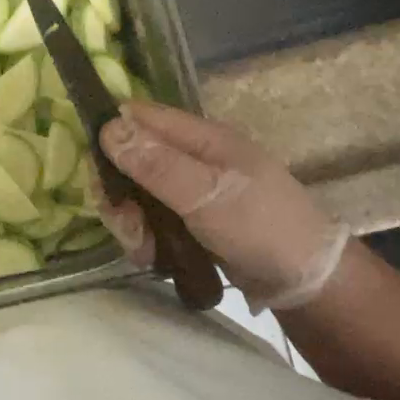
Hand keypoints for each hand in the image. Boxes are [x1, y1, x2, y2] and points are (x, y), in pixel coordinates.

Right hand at [95, 101, 350, 309]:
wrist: (303, 282)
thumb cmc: (261, 227)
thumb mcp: (207, 194)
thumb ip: (156, 163)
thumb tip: (108, 127)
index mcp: (200, 138)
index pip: (139, 117)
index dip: (111, 135)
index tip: (97, 170)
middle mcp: (189, 159)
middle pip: (127, 160)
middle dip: (115, 192)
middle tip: (126, 221)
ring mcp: (186, 191)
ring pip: (131, 195)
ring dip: (128, 222)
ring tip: (144, 247)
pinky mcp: (184, 221)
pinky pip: (145, 221)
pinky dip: (141, 240)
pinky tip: (153, 257)